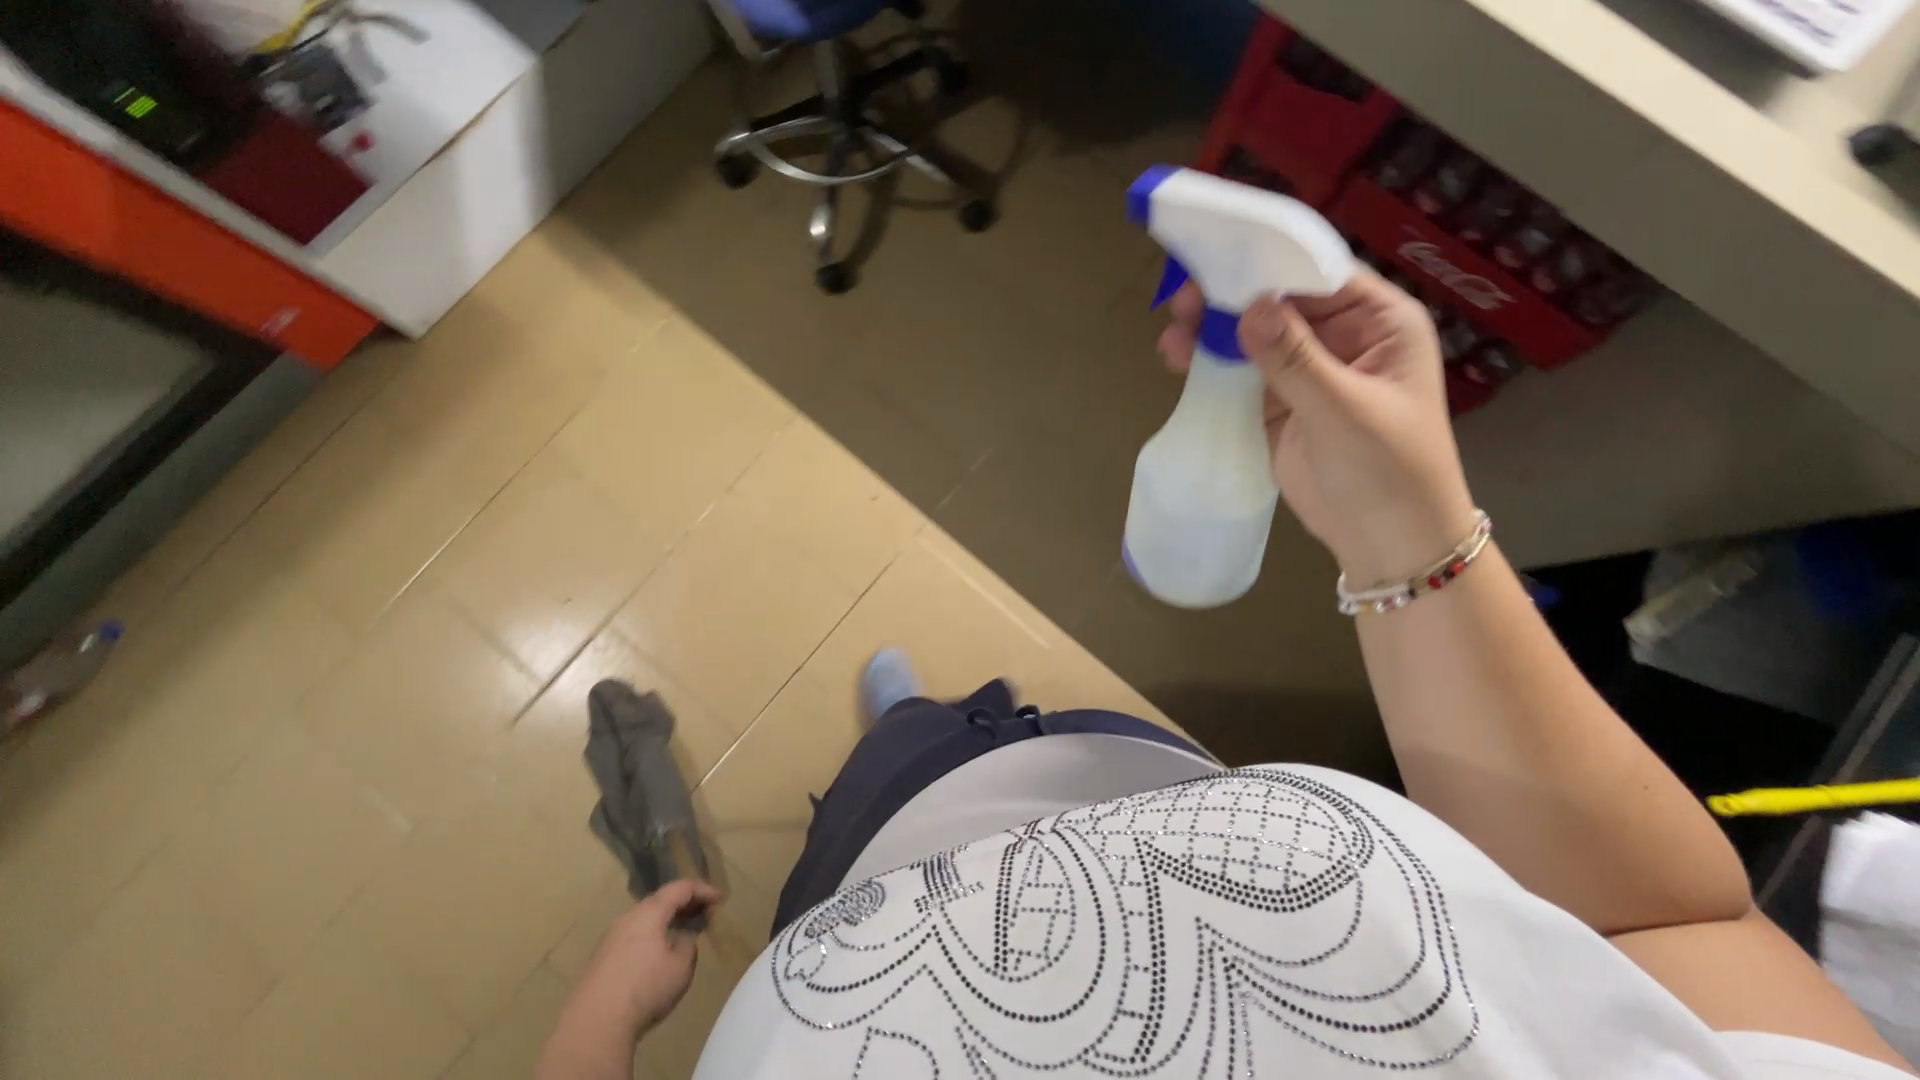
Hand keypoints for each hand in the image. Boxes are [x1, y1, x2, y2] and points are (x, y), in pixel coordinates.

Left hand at [574, 878, 721, 1035]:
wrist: (594, 1025)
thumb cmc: (645, 989)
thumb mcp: (681, 967)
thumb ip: (688, 944)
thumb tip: (683, 937)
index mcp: (649, 913)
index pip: (680, 888)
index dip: (703, 889)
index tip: (720, 899)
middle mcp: (627, 918)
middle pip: (659, 901)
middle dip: (684, 904)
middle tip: (704, 912)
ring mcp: (609, 938)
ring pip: (643, 919)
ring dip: (665, 920)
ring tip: (682, 931)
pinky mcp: (600, 958)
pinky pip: (632, 936)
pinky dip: (650, 935)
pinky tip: (656, 953)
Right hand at [1158, 268, 1478, 585]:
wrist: (1387, 542)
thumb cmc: (1389, 470)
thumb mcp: (1345, 410)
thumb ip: (1295, 359)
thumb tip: (1248, 308)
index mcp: (1379, 322)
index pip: (1321, 275)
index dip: (1271, 263)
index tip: (1222, 255)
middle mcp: (1342, 337)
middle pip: (1280, 303)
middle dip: (1232, 298)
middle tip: (1184, 298)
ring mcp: (1308, 372)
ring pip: (1254, 338)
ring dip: (1213, 332)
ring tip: (1173, 332)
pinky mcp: (1280, 405)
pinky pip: (1241, 375)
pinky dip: (1211, 367)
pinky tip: (1179, 359)